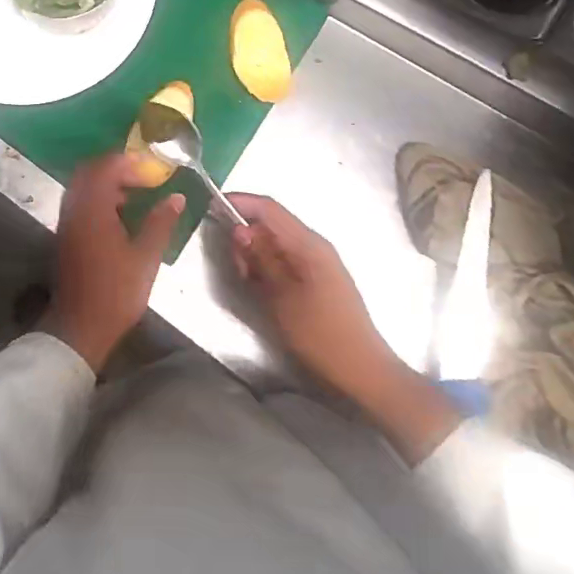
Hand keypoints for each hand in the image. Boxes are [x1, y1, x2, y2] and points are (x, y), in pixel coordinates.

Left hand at [47, 154, 185, 371]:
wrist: (81, 327)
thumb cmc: (116, 292)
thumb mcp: (146, 257)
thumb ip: (160, 222)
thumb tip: (176, 197)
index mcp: (93, 209)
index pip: (106, 168)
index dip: (131, 163)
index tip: (155, 169)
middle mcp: (75, 209)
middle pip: (91, 172)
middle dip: (118, 168)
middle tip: (145, 177)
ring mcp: (68, 223)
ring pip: (84, 187)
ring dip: (108, 183)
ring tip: (138, 193)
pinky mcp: (67, 236)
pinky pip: (81, 203)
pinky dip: (100, 198)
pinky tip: (121, 214)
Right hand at [227, 194, 458, 462]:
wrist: (362, 371)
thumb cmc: (321, 334)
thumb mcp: (282, 297)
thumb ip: (261, 259)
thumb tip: (240, 228)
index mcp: (308, 244)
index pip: (269, 208)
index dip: (240, 202)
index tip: (211, 207)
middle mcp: (314, 245)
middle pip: (271, 224)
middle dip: (246, 236)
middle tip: (236, 267)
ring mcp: (317, 262)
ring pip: (276, 243)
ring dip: (256, 255)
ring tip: (248, 283)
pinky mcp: (317, 278)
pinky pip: (285, 260)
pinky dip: (268, 268)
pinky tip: (262, 289)